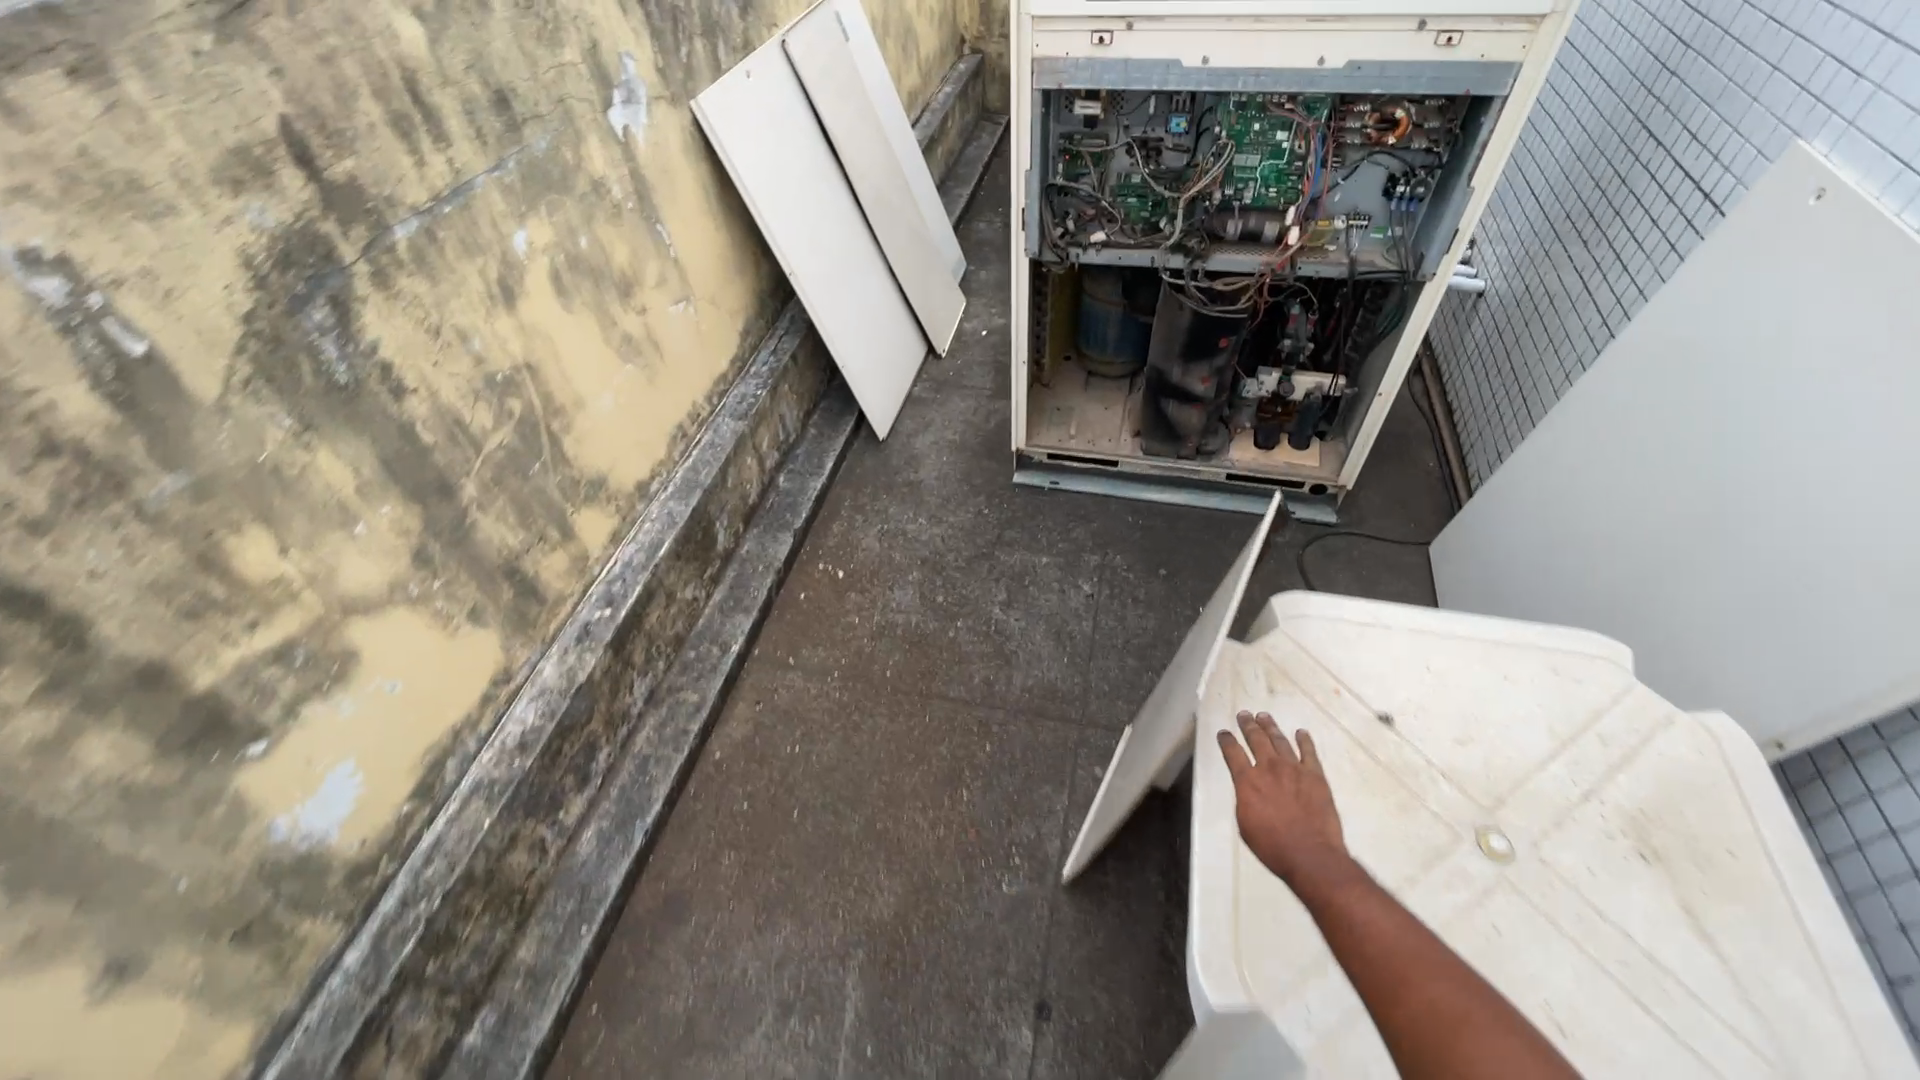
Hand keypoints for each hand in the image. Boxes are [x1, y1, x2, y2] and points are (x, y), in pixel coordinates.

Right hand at [1217, 711, 1352, 890]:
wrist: (1310, 855)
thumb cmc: (1272, 845)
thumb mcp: (1245, 823)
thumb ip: (1245, 799)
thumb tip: (1248, 788)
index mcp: (1247, 781)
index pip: (1232, 753)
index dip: (1226, 741)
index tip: (1224, 733)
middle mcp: (1269, 768)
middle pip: (1256, 739)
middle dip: (1248, 725)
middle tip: (1244, 715)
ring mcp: (1294, 769)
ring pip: (1280, 740)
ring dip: (1270, 727)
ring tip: (1264, 716)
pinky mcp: (1316, 776)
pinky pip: (1309, 752)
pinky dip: (1304, 740)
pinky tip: (1301, 732)